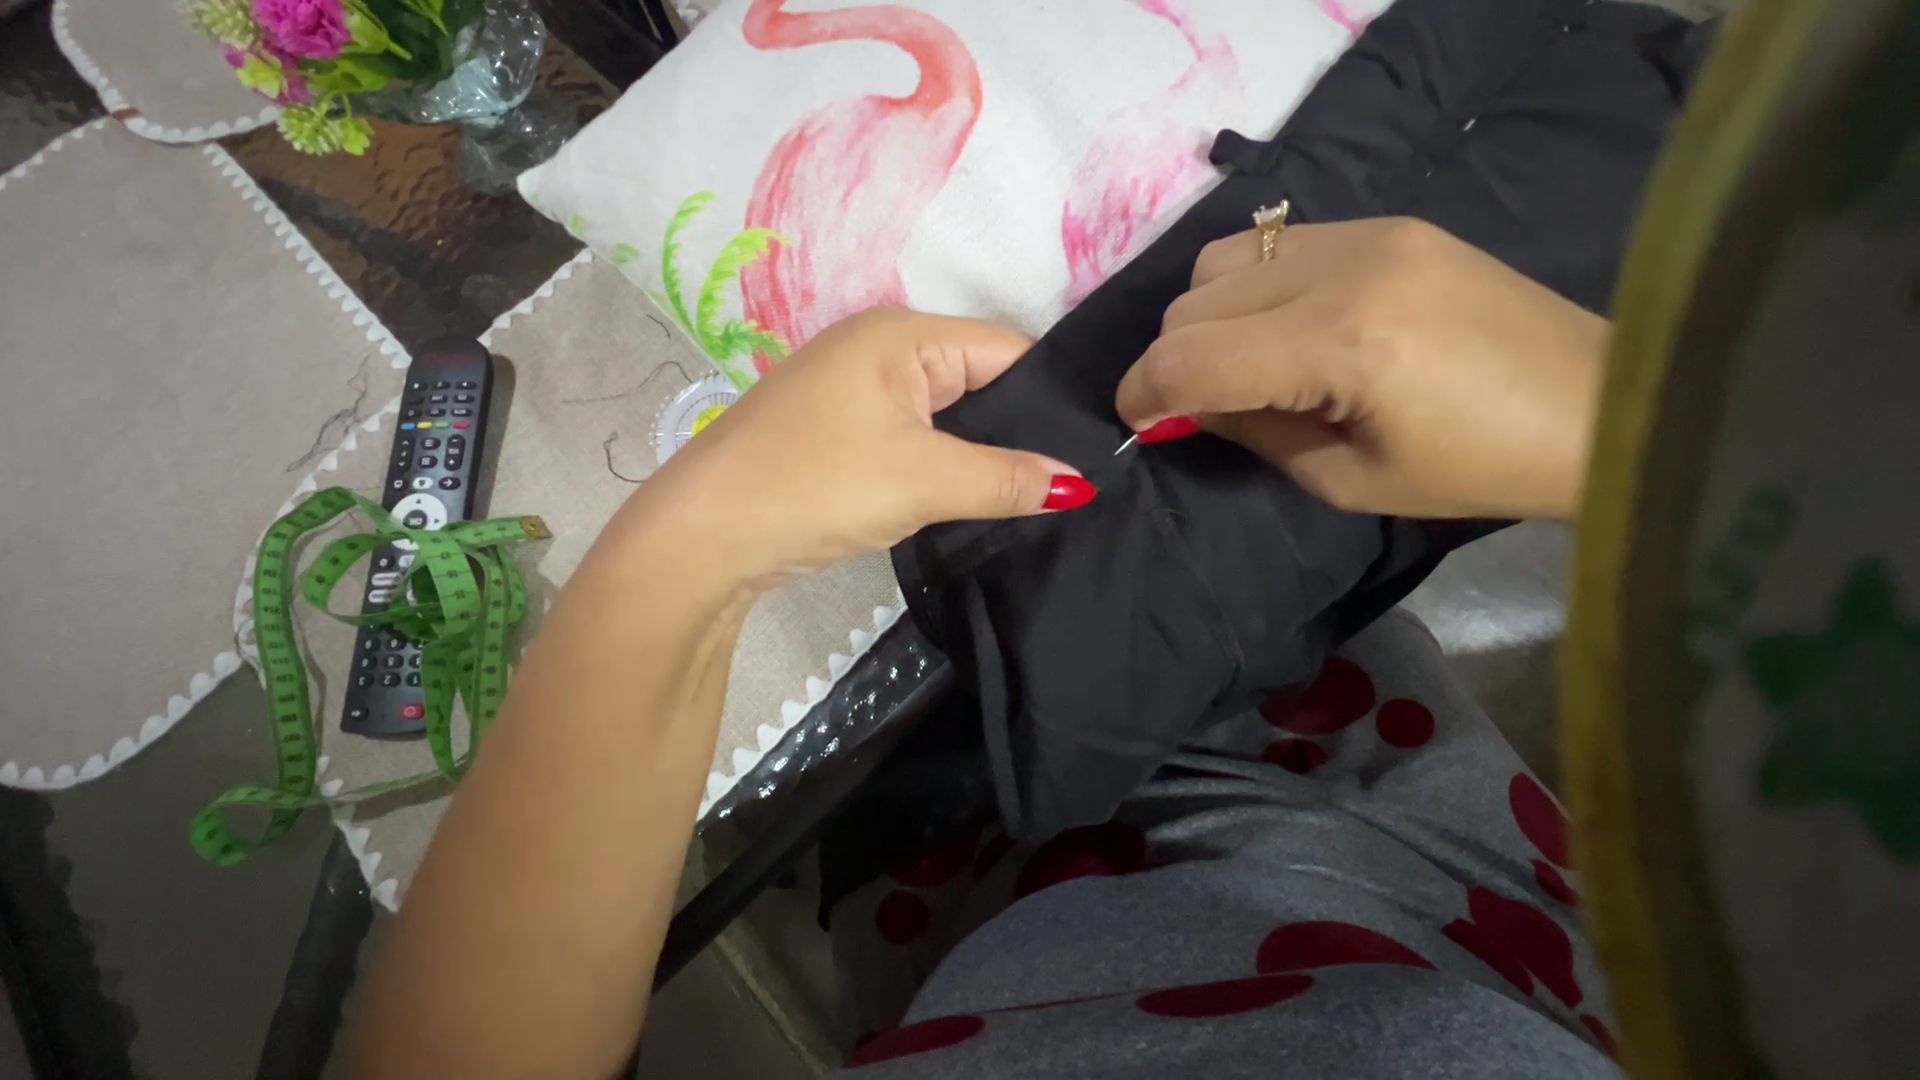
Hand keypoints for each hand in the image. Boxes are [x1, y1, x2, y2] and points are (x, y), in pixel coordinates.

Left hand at [616, 307, 1092, 589]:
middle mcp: (879, 346)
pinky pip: (912, 435)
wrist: (706, 534)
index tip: (1091, 449)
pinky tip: (968, 495)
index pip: (1005, 350)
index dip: (1049, 399)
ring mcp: (854, 388)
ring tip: (1030, 493)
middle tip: (1065, 481)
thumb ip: (1006, 479)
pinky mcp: (839, 429)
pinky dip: (941, 462)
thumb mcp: (923, 481)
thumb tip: (1077, 483)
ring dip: (978, 451)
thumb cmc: (818, 485)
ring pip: (944, 412)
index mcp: (902, 333)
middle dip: (1016, 429)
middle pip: (976, 378)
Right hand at [1115, 218, 1607, 519]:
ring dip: (1203, 317)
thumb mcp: (1341, 480)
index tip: (1133, 423)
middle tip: (1189, 406)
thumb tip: (1184, 402)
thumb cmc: (1472, 470)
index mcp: (1342, 345)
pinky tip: (1276, 325)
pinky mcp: (1386, 222)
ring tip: (1234, 361)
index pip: (1192, 357)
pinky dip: (1247, 288)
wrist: (1597, 404)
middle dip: (1171, 361)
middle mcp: (1346, 267)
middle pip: (1193, 302)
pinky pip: (1271, 244)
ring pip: (1220, 261)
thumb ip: (1249, 430)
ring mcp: (1368, 232)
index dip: (1143, 394)